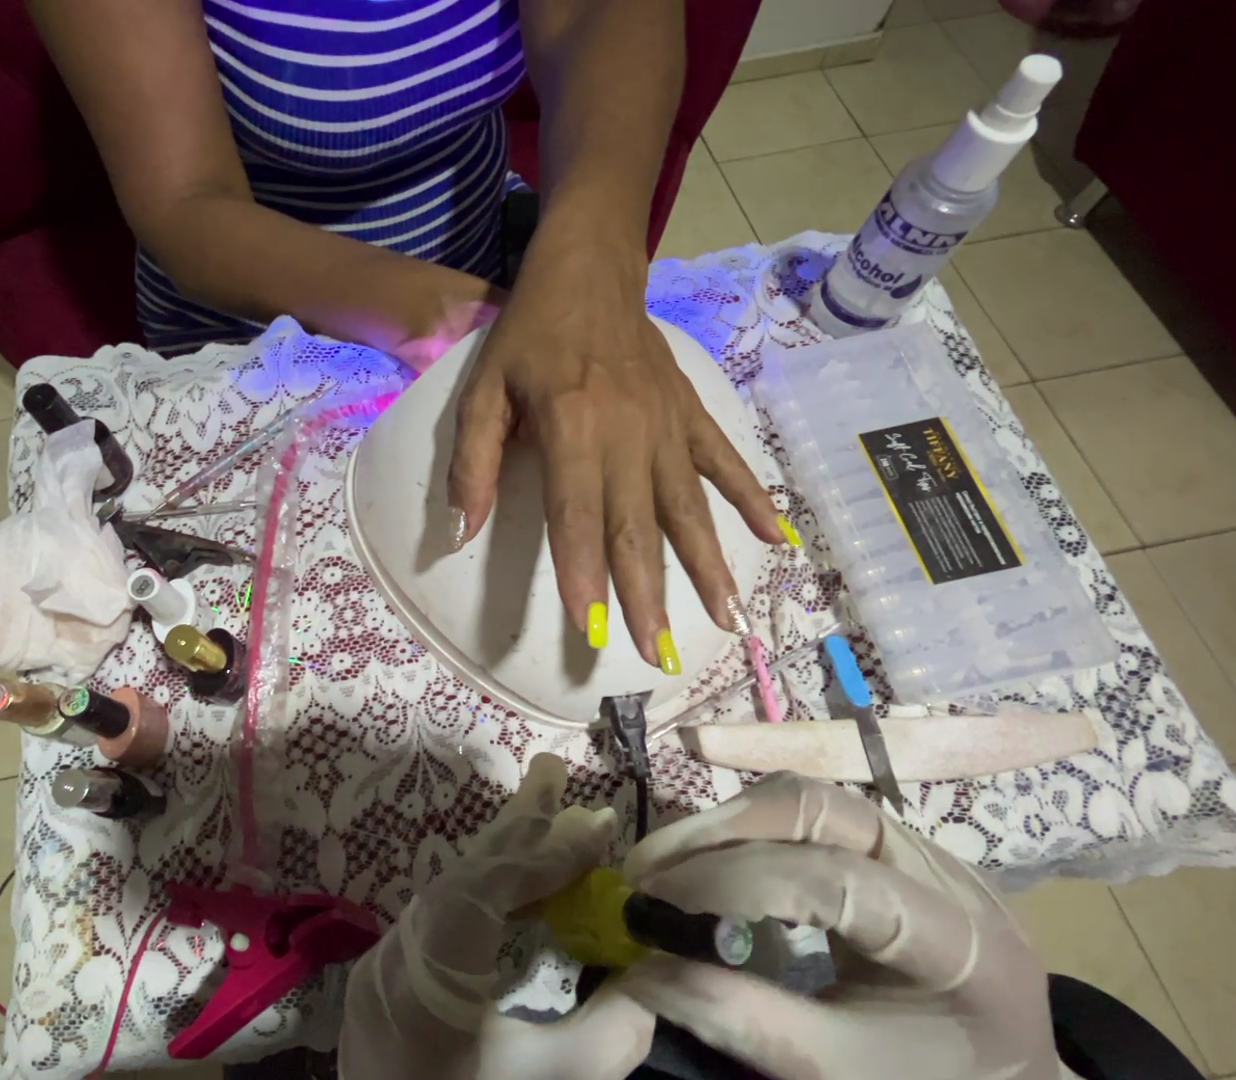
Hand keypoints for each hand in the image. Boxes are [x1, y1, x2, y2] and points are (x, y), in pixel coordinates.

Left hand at [338, 755, 655, 1079]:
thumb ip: (607, 1037)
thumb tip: (653, 978)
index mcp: (426, 974)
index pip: (483, 888)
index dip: (542, 853)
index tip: (595, 828)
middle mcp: (396, 953)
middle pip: (461, 872)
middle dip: (516, 827)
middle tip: (555, 777)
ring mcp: (385, 962)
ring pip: (448, 889)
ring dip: (499, 853)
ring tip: (541, 808)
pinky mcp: (388, 976)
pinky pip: (440, 914)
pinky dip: (481, 890)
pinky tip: (510, 881)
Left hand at [445, 240, 781, 671]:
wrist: (590, 271)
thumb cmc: (528, 335)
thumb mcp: (482, 392)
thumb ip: (473, 464)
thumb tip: (460, 534)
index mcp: (571, 429)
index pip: (576, 517)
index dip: (583, 575)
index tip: (593, 630)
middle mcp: (627, 434)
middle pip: (638, 527)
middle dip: (647, 594)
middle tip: (659, 654)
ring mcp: (668, 425)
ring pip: (689, 507)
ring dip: (708, 566)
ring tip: (728, 620)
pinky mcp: (692, 413)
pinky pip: (725, 462)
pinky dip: (751, 500)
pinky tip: (775, 540)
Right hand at [616, 773, 1060, 1079]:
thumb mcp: (836, 1076)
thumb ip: (742, 1019)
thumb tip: (642, 970)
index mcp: (961, 945)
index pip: (835, 879)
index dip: (735, 879)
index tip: (656, 897)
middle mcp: (948, 874)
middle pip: (817, 807)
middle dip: (718, 829)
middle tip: (647, 865)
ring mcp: (922, 849)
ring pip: (806, 797)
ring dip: (725, 823)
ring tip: (667, 862)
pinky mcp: (892, 844)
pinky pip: (809, 814)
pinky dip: (747, 830)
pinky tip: (711, 862)